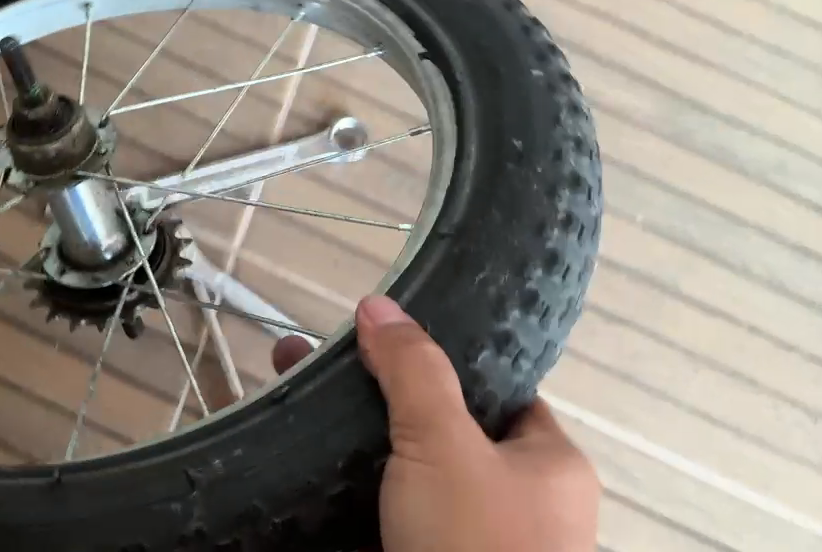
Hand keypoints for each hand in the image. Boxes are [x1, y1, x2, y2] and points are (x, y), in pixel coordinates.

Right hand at [272, 297, 598, 551]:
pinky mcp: (414, 544)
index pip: (493, 388)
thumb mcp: (445, 443)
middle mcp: (511, 493)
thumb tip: (380, 303)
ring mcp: (460, 524)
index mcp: (546, 463)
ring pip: (395, 452)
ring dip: (342, 419)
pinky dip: (336, 463)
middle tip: (310, 352)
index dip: (439, 354)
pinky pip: (374, 490)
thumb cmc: (477, 542)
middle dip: (368, 380)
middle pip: (433, 414)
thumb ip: (413, 371)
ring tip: (285, 379)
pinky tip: (294, 436)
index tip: (378, 330)